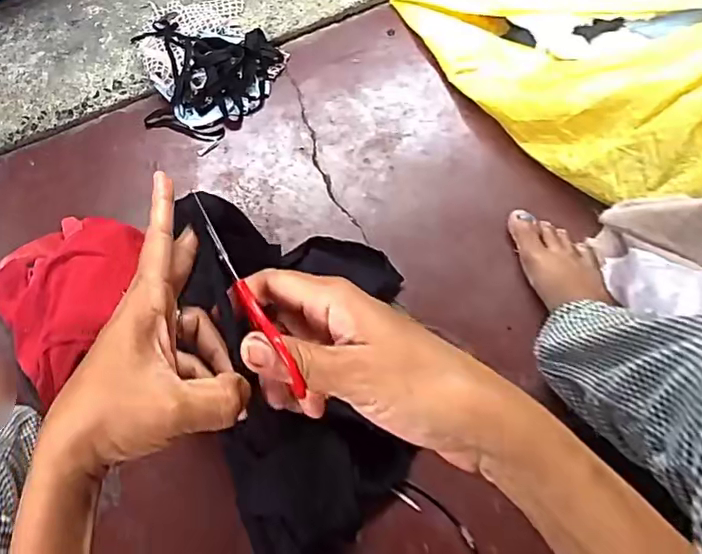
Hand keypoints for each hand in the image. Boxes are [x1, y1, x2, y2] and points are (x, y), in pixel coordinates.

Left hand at [36, 172, 251, 477]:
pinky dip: (203, 375)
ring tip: (221, 395)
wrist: (74, 451)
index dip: (163, 209)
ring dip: (212, 358)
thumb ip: (223, 398)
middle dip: (192, 259)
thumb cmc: (116, 412)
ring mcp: (147, 339)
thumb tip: (245, 390)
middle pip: (180, 278)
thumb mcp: (176, 408)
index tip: (161, 175)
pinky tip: (215, 403)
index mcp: (146, 305)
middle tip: (202, 235)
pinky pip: (187, 356)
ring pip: (194, 331)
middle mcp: (147, 313)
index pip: (159, 245)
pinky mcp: (148, 364)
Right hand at [237, 269, 525, 472]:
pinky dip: (307, 384)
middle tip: (267, 385)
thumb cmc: (416, 384)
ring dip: (287, 372)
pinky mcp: (357, 364)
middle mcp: (335, 311)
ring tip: (296, 403)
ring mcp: (346, 338)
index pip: (273, 282)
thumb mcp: (350, 373)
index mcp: (333, 297)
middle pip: (281, 315)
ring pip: (296, 344)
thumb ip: (295, 359)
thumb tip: (244, 343)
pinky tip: (315, 408)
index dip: (245, 301)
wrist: (476, 418)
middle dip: (266, 347)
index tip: (226, 335)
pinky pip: (316, 365)